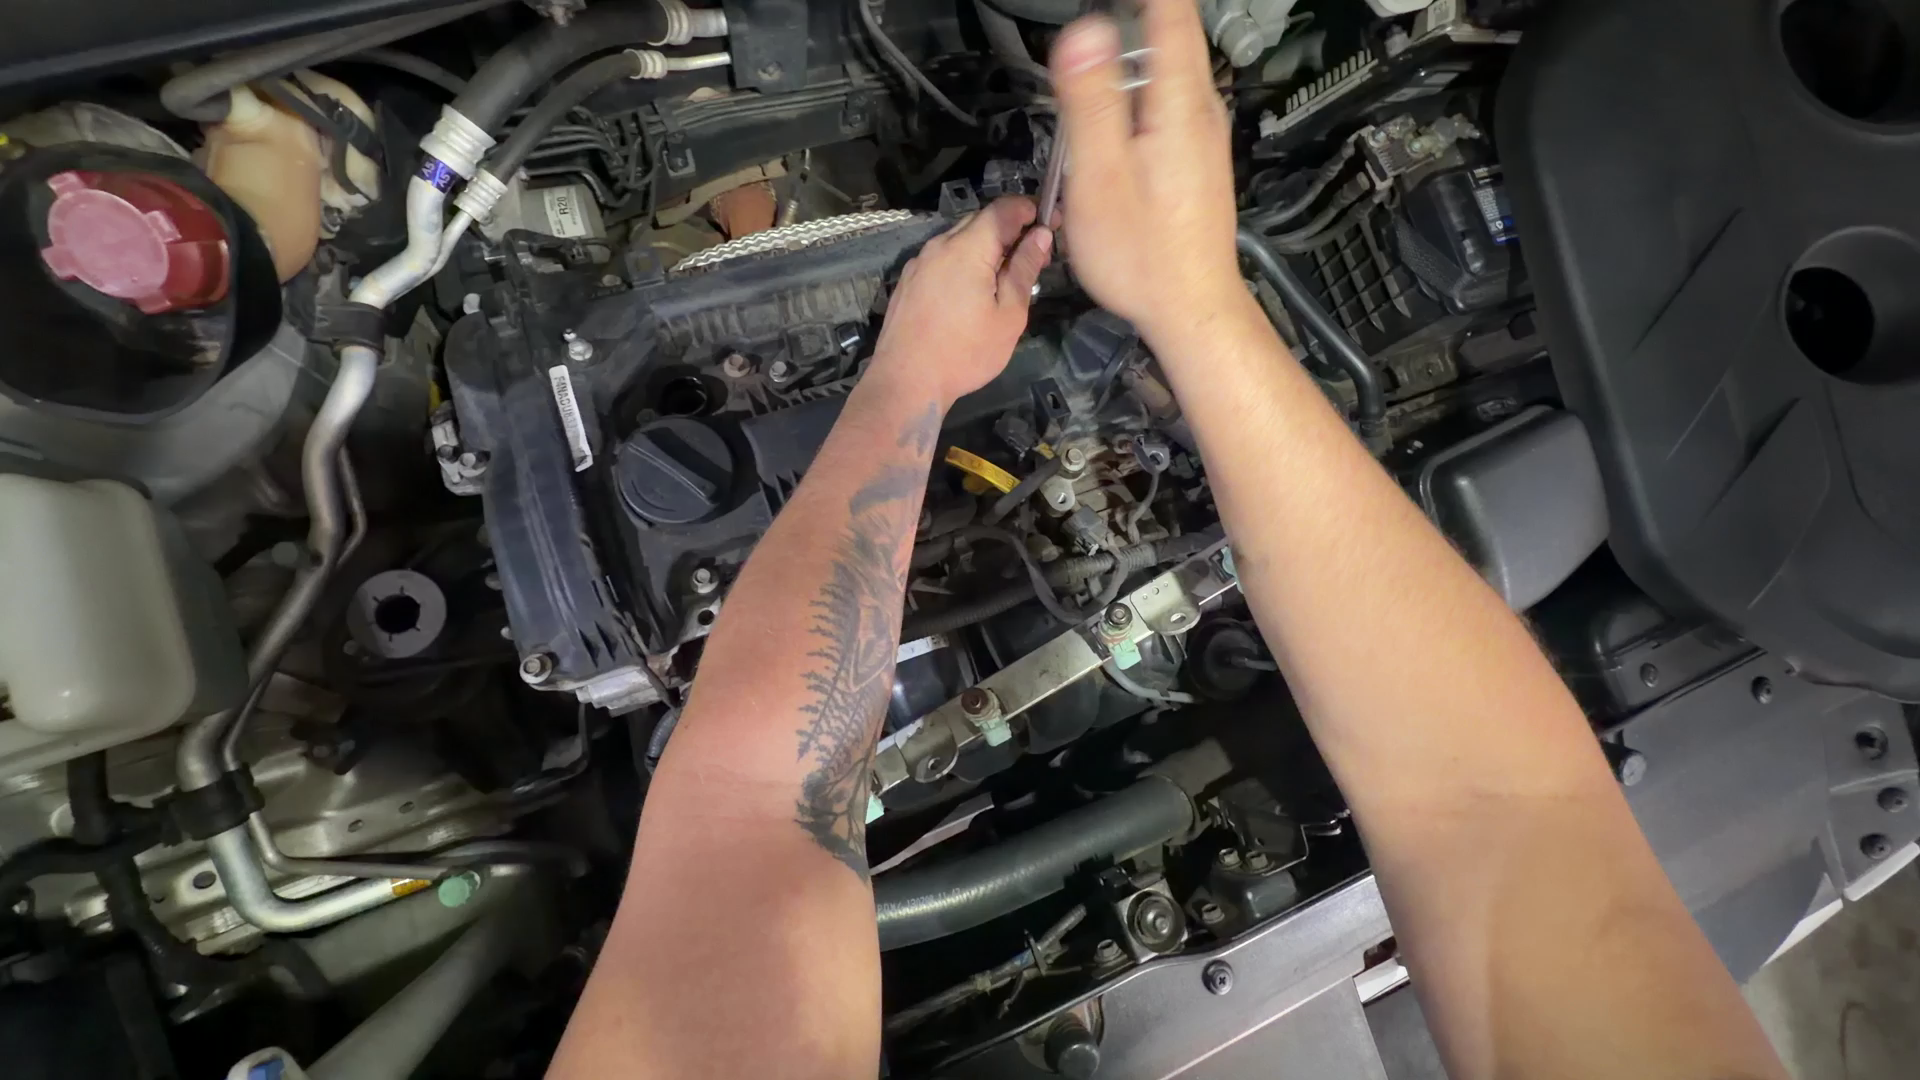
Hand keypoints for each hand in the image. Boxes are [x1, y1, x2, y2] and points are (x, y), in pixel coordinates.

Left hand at [871, 196, 1052, 405]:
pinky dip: (963, 264)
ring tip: (1004, 278)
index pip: (1004, 209)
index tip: (1052, 222)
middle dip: (1010, 230)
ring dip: (985, 249)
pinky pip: (942, 260)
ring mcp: (919, 263)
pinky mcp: (908, 282)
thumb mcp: (1008, 316)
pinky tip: (972, 292)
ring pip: (959, 241)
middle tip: (1033, 256)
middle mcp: (939, 246)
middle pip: (980, 222)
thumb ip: (1024, 270)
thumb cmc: (965, 354)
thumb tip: (1041, 236)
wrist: (906, 382)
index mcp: (967, 248)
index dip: (1032, 210)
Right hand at [1050, 0, 1242, 341]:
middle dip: (1133, 17)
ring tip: (1094, 65)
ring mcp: (1204, 138)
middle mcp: (1202, 111)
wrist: (1190, 308)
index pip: (1170, 9)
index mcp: (1179, 103)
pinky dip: (1141, 97)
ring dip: (1134, 59)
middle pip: (1171, 36)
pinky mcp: (1198, 164)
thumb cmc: (1142, 255)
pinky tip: (1116, 126)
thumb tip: (1084, 32)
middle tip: (1089, 36)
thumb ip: (1091, 104)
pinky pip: (1168, 109)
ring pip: (1169, 75)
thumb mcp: (1101, 180)